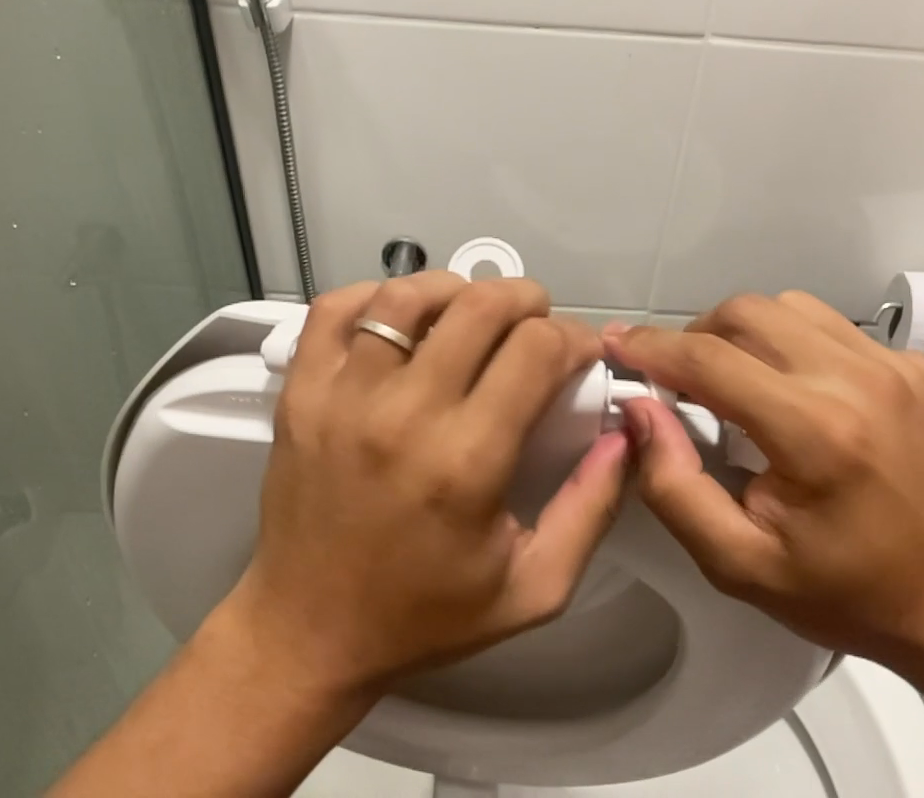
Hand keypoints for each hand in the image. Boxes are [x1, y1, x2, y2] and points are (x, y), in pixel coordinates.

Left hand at [223, 272, 632, 698]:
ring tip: (475, 314)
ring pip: (408, 296)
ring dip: (456, 289)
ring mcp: (342, 397)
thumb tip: (623, 434)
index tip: (580, 356)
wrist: (308, 633)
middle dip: (527, 302)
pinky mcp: (300, 393)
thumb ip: (591, 509)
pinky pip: (335, 309)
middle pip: (480, 306)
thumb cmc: (425, 616)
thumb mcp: (534, 587)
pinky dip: (376, 296)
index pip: (537, 350)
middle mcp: (404, 414)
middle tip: (538, 325)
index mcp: (467, 461)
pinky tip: (403, 319)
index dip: (574, 339)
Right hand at [606, 290, 923, 673]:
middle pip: (746, 312)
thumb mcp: (739, 565)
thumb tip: (640, 408)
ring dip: (743, 332)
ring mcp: (895, 366)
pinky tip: (793, 390)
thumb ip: (674, 485)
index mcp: (814, 432)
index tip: (615, 344)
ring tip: (732, 380)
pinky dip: (792, 343)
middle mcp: (858, 379)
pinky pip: (832, 326)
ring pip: (788, 306)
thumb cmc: (847, 595)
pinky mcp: (915, 367)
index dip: (650, 347)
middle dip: (696, 336)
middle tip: (678, 379)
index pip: (709, 359)